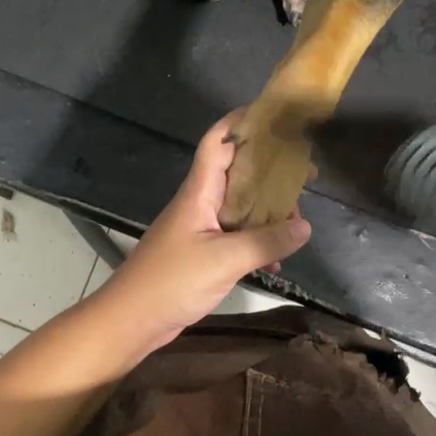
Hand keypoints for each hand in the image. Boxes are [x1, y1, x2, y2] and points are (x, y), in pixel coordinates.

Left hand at [96, 111, 312, 339]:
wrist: (131, 320)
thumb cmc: (172, 282)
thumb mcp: (225, 260)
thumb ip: (266, 241)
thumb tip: (304, 226)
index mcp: (199, 192)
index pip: (217, 142)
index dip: (240, 122)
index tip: (272, 115)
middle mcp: (200, 203)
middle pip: (236, 172)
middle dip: (269, 170)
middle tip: (304, 174)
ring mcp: (200, 228)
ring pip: (239, 206)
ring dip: (267, 211)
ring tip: (297, 222)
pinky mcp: (201, 252)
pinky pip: (235, 235)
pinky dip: (256, 242)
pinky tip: (275, 261)